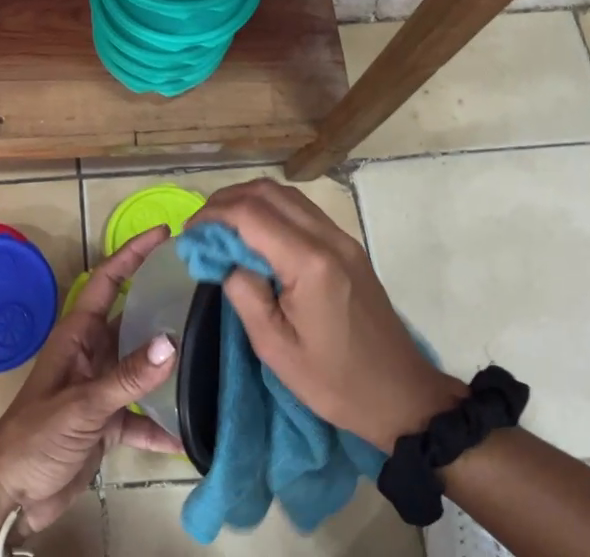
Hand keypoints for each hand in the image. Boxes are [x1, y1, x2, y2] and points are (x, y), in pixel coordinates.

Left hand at [0, 227, 183, 535]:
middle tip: (205, 291)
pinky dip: (162, 425)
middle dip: (162, 304)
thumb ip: (126, 377)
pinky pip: (141, 417)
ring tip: (210, 353)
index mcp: (77, 335)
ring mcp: (99, 389)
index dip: (133, 254)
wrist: (10, 494)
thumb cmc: (34, 437)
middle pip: (132, 320)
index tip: (166, 234)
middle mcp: (91, 354)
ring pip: (140, 366)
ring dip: (168, 365)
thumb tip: (171, 342)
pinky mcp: (106, 424)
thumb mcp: (82, 405)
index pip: (109, 281)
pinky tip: (190, 435)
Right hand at [192, 179, 466, 451]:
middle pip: (267, 192)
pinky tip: (253, 237)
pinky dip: (270, 211)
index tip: (187, 236)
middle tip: (199, 229)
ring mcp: (342, 239)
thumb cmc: (334, 381)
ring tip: (220, 229)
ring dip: (247, 202)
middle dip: (225, 202)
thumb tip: (222, 259)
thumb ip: (243, 292)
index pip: (249, 214)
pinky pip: (301, 211)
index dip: (211, 217)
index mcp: (310, 263)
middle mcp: (328, 238)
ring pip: (286, 196)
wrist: (401, 396)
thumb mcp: (275, 347)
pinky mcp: (347, 247)